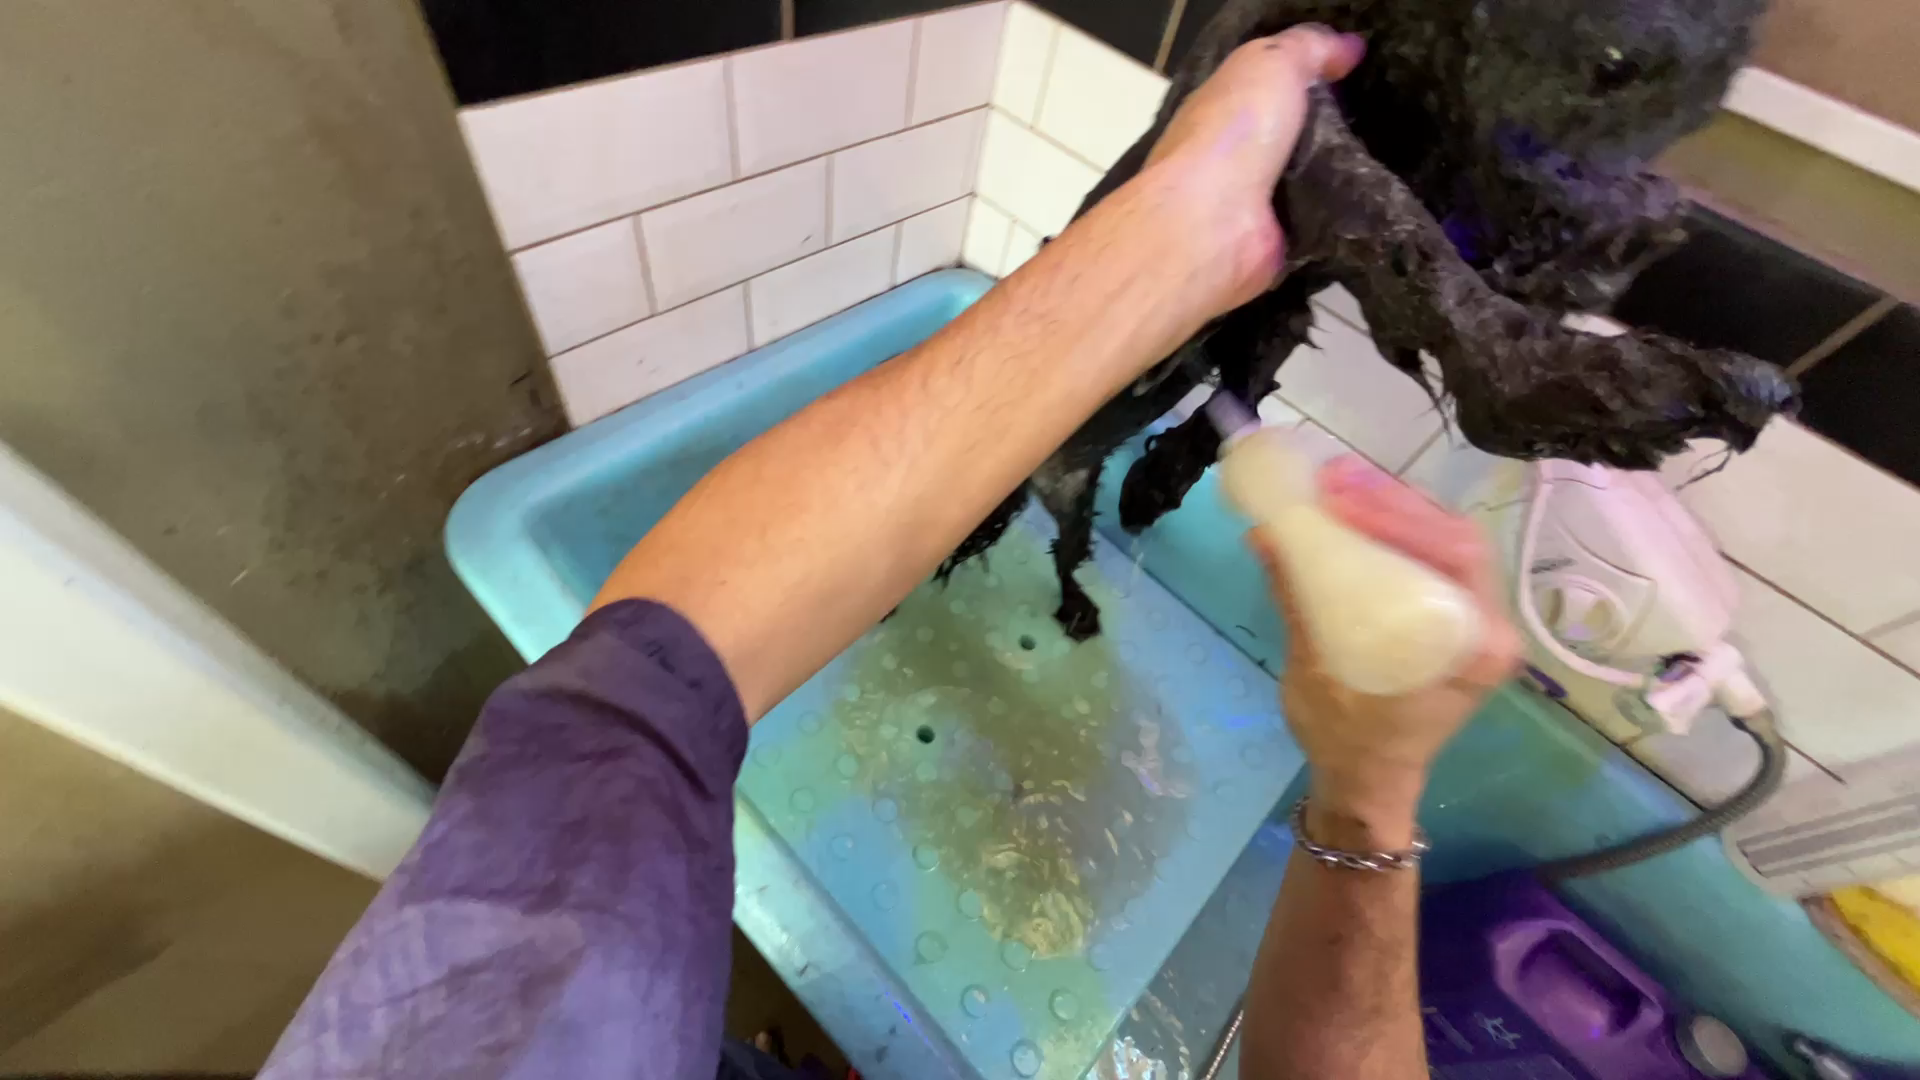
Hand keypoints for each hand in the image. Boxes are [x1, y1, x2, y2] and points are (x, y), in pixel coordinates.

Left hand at [1141, 27, 1364, 318]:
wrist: (1208, 223)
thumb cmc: (1231, 133)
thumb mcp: (1269, 61)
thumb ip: (1307, 48)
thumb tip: (1346, 49)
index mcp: (1219, 116)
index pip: (1265, 96)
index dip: (1306, 85)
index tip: (1351, 77)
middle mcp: (1227, 165)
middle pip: (1289, 145)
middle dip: (1330, 135)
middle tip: (1374, 124)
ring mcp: (1247, 212)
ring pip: (1304, 189)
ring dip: (1337, 180)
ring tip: (1378, 162)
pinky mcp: (1268, 250)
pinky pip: (1310, 231)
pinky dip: (1334, 221)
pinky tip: (1364, 204)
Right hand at [1252, 457, 1520, 848]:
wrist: (1365, 779)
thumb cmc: (1345, 736)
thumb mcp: (1316, 669)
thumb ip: (1297, 599)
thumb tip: (1264, 534)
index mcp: (1473, 646)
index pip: (1453, 556)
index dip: (1399, 517)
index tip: (1341, 499)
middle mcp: (1486, 626)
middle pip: (1453, 537)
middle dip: (1392, 501)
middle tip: (1333, 479)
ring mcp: (1471, 620)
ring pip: (1443, 542)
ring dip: (1392, 508)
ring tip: (1338, 485)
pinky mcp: (1447, 619)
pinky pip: (1428, 560)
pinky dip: (1392, 531)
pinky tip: (1355, 514)